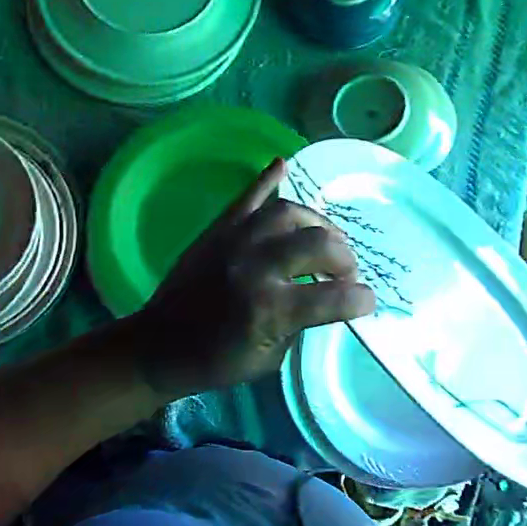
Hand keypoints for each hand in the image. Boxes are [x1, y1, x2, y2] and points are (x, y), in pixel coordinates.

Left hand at [121, 158, 375, 397]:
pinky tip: (283, 165)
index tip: (365, 302)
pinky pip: (246, 196)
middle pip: (319, 244)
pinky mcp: (216, 231)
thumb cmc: (216, 360)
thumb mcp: (268, 358)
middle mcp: (256, 268)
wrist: (161, 344)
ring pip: (288, 212)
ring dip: (316, 223)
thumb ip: (300, 324)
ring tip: (323, 239)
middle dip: (343, 260)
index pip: (334, 298)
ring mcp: (234, 243)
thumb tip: (326, 298)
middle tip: (343, 273)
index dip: (359, 300)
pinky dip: (267, 179)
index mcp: (270, 309)